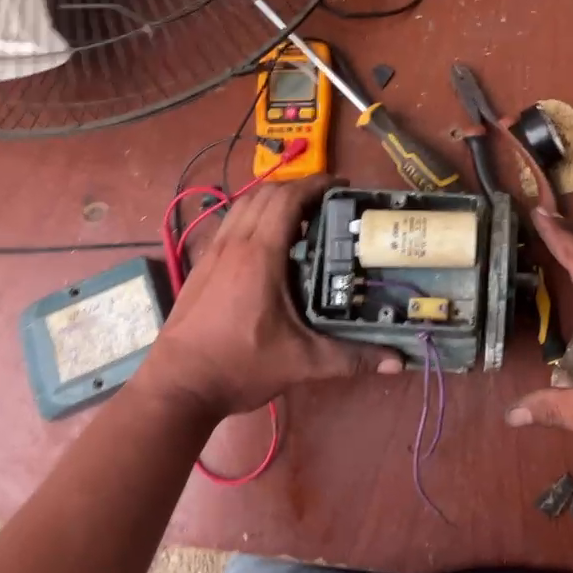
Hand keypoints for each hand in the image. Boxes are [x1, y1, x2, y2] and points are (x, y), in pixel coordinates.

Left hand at [134, 175, 401, 418]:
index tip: (343, 186)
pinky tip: (269, 244)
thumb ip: (350, 358)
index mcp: (259, 254)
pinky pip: (231, 223)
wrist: (175, 388)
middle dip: (300, 188)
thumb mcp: (301, 363)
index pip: (288, 198)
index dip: (317, 184)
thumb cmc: (238, 366)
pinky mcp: (201, 266)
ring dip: (274, 199)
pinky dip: (254, 216)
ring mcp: (213, 253)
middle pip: (267, 193)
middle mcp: (234, 243)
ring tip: (303, 216)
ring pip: (244, 204)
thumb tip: (396, 361)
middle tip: (330, 203)